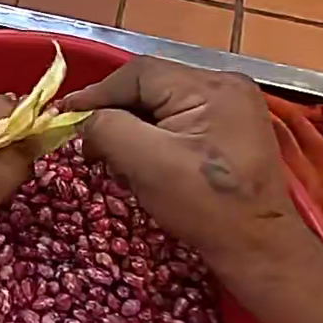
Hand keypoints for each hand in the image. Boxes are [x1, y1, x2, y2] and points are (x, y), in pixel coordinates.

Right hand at [59, 57, 312, 266]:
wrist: (259, 248)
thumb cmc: (204, 207)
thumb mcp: (147, 163)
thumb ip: (108, 128)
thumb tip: (86, 120)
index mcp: (211, 88)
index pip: (137, 74)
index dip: (96, 93)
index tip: (64, 115)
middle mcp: (224, 85)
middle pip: (147, 86)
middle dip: (113, 113)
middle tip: (87, 143)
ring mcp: (229, 106)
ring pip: (157, 103)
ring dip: (128, 126)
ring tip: (113, 156)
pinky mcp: (226, 128)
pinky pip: (172, 118)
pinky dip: (147, 135)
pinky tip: (139, 160)